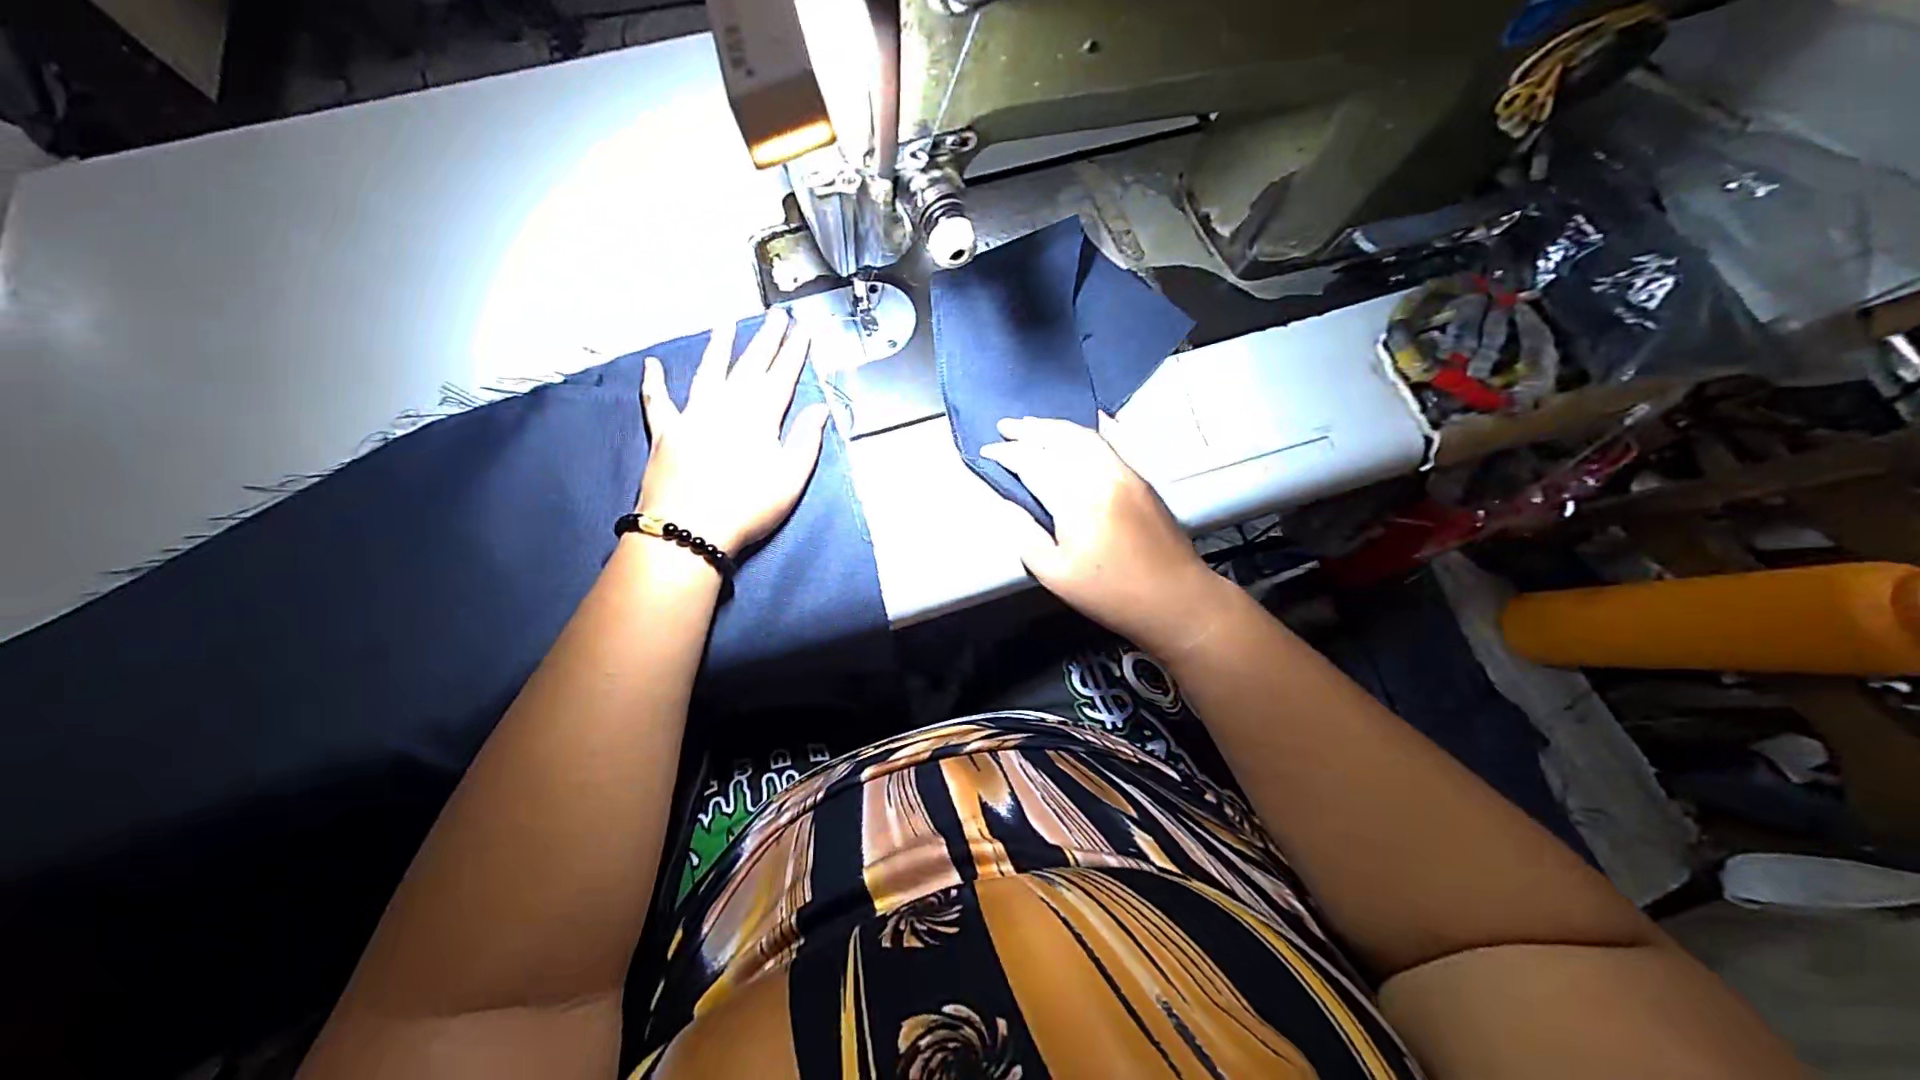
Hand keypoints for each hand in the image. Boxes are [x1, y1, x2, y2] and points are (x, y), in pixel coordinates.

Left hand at [637, 307, 830, 554]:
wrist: (688, 530)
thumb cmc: (747, 508)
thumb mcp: (790, 478)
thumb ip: (806, 440)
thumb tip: (820, 410)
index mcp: (760, 416)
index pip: (782, 375)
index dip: (794, 351)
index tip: (802, 329)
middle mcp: (726, 405)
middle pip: (749, 364)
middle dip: (765, 338)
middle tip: (776, 315)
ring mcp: (692, 415)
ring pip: (708, 371)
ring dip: (718, 346)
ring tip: (726, 323)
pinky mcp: (665, 432)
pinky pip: (658, 401)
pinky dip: (654, 382)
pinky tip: (652, 365)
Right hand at [980, 417, 1235, 661]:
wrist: (1176, 599)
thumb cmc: (1111, 594)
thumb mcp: (1055, 574)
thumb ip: (1025, 534)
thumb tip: (1006, 504)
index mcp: (1076, 501)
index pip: (1033, 463)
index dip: (1007, 455)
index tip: (988, 452)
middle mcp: (1101, 477)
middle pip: (1060, 440)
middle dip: (1029, 430)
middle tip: (1005, 427)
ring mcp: (1125, 474)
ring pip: (1085, 437)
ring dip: (1055, 427)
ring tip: (1033, 425)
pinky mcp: (1141, 479)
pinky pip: (1112, 442)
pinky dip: (1091, 430)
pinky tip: (1084, 423)